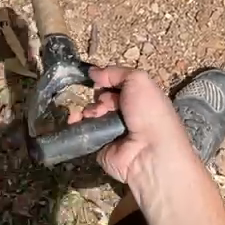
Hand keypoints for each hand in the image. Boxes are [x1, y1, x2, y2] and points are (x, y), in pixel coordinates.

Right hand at [70, 66, 201, 192]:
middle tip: (104, 105)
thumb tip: (93, 72)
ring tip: (93, 115)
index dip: (107, 80)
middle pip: (102, 98)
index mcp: (140, 98)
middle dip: (99, 97)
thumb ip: (115, 73)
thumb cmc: (149, 112)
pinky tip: (75, 121)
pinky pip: (84, 131)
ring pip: (91, 113)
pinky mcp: (100, 146)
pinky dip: (76, 124)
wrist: (150, 152)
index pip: (117, 85)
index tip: (97, 79)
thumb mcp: (138, 80)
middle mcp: (127, 114)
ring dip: (87, 110)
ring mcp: (112, 131)